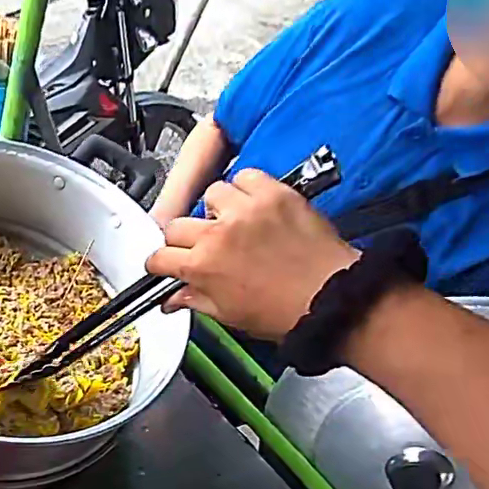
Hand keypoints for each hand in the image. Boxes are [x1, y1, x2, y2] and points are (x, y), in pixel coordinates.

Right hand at [145, 168, 359, 340]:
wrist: (330, 297)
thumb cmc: (283, 309)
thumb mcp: (224, 313)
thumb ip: (193, 299)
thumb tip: (173, 298)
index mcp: (200, 266)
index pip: (159, 257)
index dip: (159, 263)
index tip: (165, 264)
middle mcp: (218, 234)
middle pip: (176, 224)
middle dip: (181, 238)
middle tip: (196, 247)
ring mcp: (247, 211)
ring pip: (210, 194)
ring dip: (214, 208)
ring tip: (227, 222)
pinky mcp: (275, 195)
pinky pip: (247, 176)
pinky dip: (244, 187)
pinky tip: (250, 205)